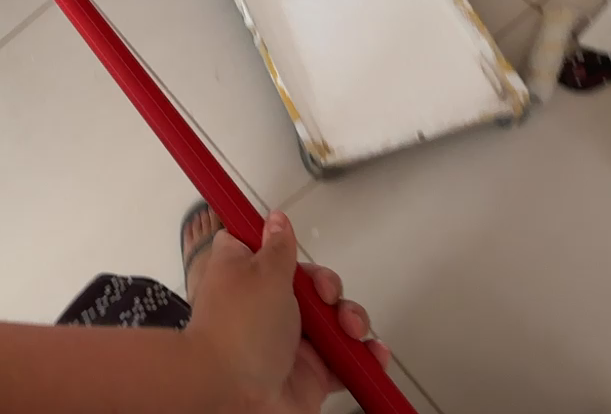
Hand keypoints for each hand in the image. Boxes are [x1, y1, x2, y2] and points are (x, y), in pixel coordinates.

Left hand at [183, 211, 389, 412]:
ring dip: (351, 319)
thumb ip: (279, 248)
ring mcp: (289, 337)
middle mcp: (266, 300)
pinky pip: (344, 360)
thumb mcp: (262, 273)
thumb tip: (276, 218)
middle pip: (309, 283)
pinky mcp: (310, 371)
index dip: (284, 247)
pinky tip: (375, 353)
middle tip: (325, 297)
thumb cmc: (240, 324)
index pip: (265, 248)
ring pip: (331, 320)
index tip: (295, 255)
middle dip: (328, 287)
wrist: (235, 393)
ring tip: (352, 330)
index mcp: (244, 269)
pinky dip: (363, 356)